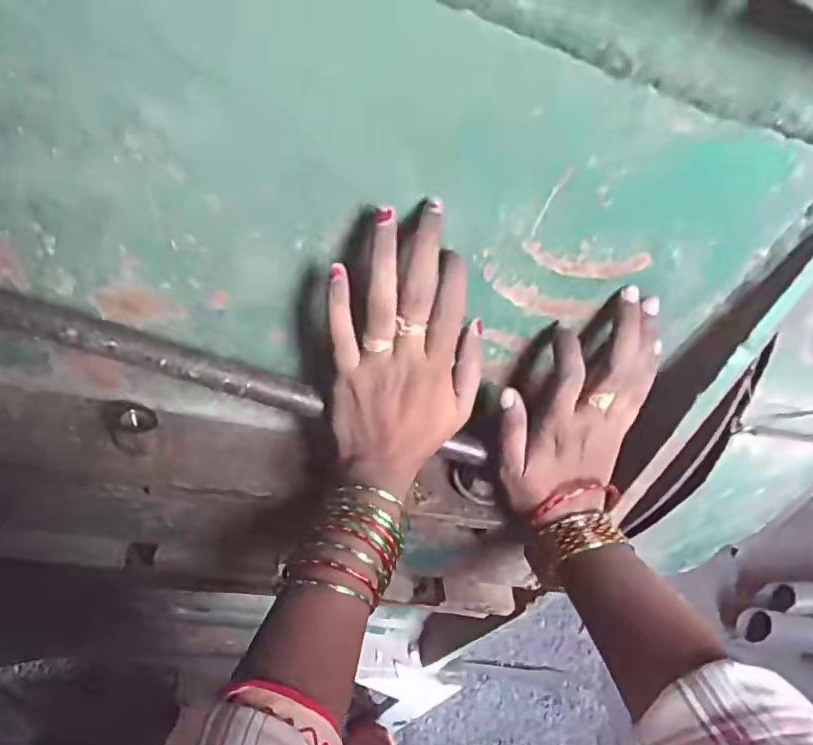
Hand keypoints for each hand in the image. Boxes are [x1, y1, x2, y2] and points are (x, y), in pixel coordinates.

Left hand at [326, 201, 483, 495]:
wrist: (377, 467)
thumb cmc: (420, 438)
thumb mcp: (459, 410)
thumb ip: (469, 367)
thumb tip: (475, 323)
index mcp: (439, 365)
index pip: (450, 308)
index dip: (452, 273)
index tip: (450, 248)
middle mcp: (409, 357)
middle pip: (418, 294)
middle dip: (423, 247)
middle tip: (426, 209)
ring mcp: (374, 362)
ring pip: (380, 304)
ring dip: (382, 258)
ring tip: (383, 217)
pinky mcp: (344, 371)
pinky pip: (340, 334)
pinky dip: (337, 302)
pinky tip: (337, 268)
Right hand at [499, 286, 658, 523]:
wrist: (571, 521)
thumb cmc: (535, 493)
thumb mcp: (510, 467)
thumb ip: (510, 429)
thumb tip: (508, 393)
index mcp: (561, 425)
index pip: (568, 376)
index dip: (567, 349)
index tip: (561, 328)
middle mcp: (593, 418)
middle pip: (616, 365)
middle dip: (626, 327)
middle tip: (633, 294)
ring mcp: (614, 422)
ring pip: (637, 374)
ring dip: (646, 338)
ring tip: (652, 306)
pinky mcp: (625, 429)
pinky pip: (643, 391)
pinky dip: (650, 365)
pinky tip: (653, 344)